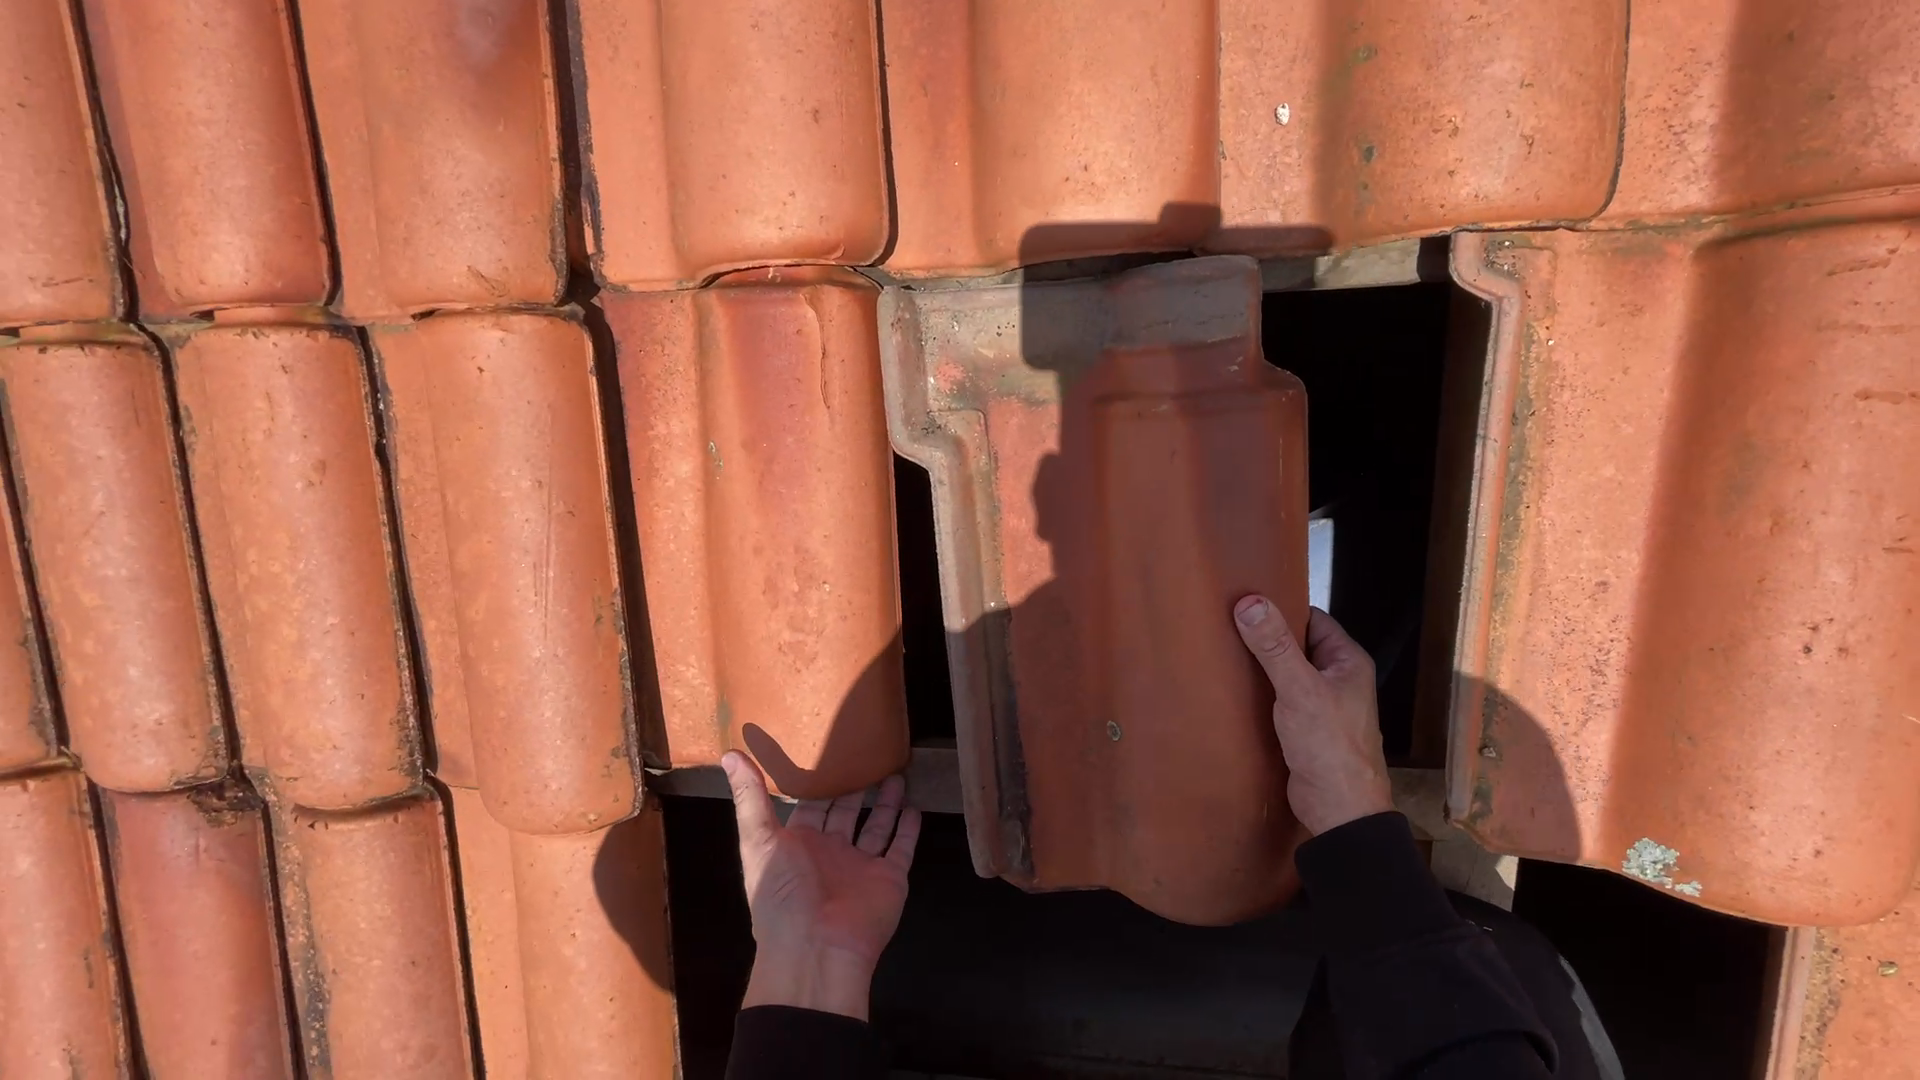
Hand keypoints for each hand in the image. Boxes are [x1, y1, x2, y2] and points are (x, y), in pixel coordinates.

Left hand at [722, 751, 921, 1020]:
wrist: (816, 951)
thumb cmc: (782, 893)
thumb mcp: (759, 841)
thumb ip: (750, 798)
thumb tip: (729, 753)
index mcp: (800, 844)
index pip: (813, 804)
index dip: (822, 780)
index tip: (832, 750)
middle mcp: (832, 852)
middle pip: (847, 812)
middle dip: (858, 787)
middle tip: (871, 754)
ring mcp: (862, 866)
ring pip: (877, 826)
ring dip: (886, 802)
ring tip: (896, 772)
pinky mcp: (889, 878)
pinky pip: (901, 848)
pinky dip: (908, 830)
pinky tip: (915, 808)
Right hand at [1233, 596, 1393, 834]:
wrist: (1339, 811)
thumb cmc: (1330, 746)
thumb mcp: (1299, 689)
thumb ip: (1274, 647)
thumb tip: (1249, 602)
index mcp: (1347, 661)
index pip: (1312, 619)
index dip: (1281, 609)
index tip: (1244, 601)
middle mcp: (1336, 679)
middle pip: (1295, 645)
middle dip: (1263, 637)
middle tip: (1223, 624)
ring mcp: (1320, 705)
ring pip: (1284, 673)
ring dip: (1258, 667)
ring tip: (1220, 652)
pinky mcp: (1303, 728)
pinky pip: (1278, 699)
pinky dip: (1257, 693)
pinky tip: (1230, 690)